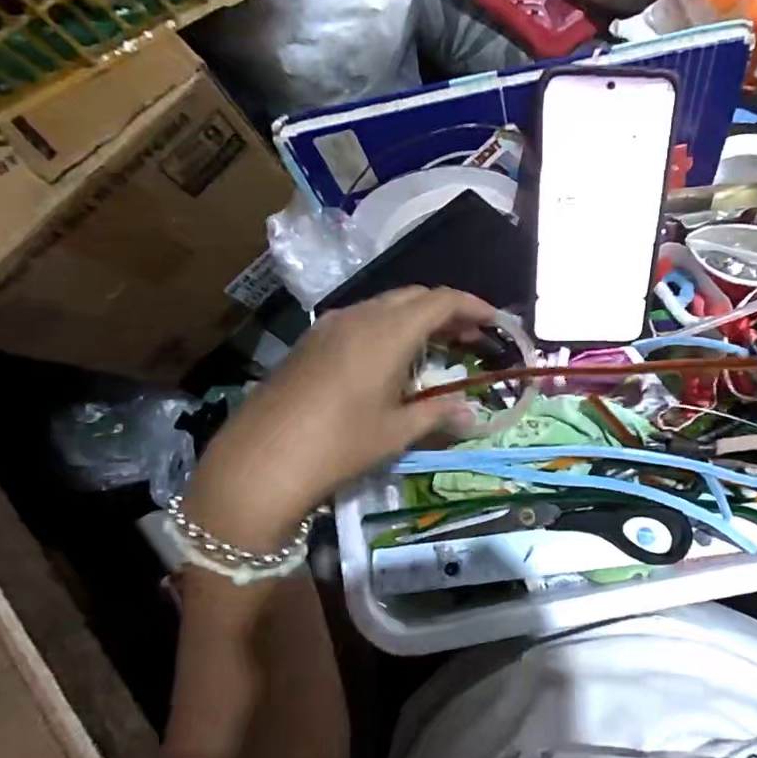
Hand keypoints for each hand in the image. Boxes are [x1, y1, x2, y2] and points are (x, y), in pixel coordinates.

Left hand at [181, 288, 492, 550]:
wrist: (261, 461)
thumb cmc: (339, 444)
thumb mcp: (396, 432)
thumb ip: (437, 413)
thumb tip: (470, 413)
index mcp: (387, 332)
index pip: (441, 301)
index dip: (473, 305)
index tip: (495, 320)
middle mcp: (360, 316)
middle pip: (414, 296)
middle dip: (447, 311)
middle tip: (471, 337)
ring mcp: (330, 326)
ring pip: (385, 305)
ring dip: (417, 318)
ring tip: (437, 347)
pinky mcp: (311, 341)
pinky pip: (361, 319)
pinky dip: (389, 327)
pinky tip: (392, 359)